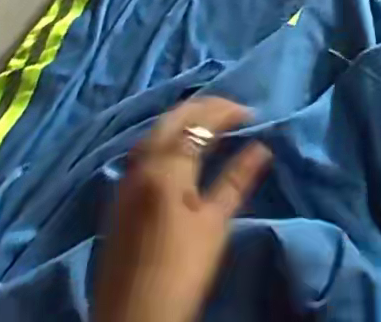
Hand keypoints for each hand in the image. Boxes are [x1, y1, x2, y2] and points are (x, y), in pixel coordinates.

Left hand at [93, 98, 271, 321]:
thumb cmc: (181, 272)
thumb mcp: (216, 224)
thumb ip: (237, 179)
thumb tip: (261, 147)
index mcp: (167, 167)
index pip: (199, 121)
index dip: (228, 111)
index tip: (253, 115)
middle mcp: (142, 165)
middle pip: (172, 119)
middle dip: (204, 108)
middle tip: (233, 112)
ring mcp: (126, 182)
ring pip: (155, 132)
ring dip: (183, 120)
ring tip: (210, 125)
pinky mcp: (119, 199)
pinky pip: (145, 149)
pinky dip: (167, 137)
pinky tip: (181, 150)